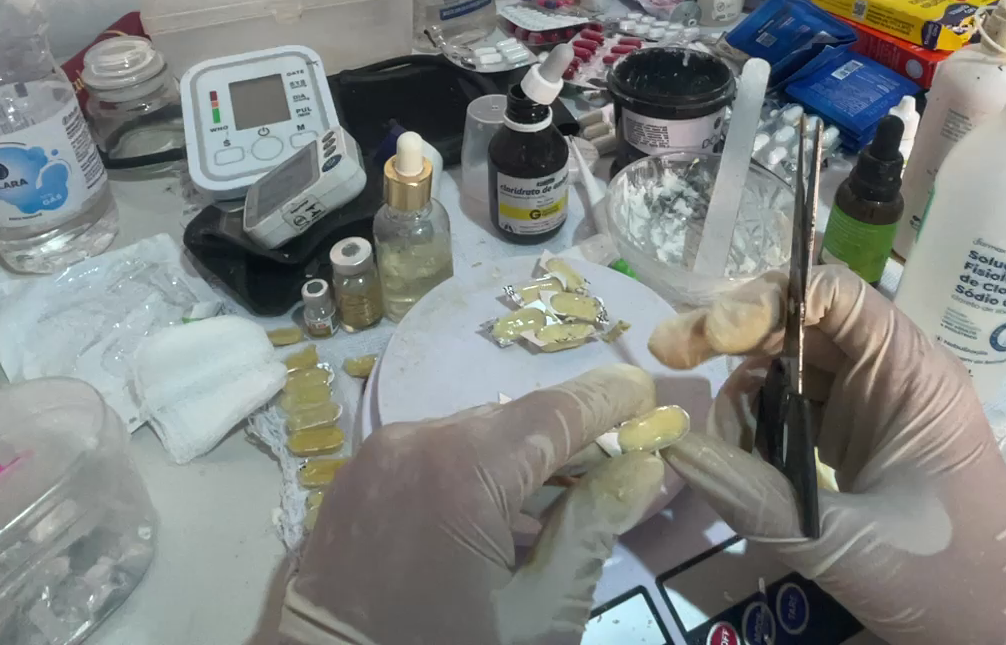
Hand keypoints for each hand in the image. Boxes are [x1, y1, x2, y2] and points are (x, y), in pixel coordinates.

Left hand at [278, 365, 666, 644]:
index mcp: (461, 474)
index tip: (645, 388)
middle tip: (620, 447)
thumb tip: (643, 466)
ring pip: (474, 431)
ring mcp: (381, 451)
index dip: (606, 399)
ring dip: (523, 450)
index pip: (553, 414)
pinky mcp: (361, 469)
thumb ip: (592, 528)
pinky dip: (477, 464)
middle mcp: (416, 440)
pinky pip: (435, 448)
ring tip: (568, 480)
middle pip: (514, 419)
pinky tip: (504, 501)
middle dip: (570, 430)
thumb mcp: (537, 617)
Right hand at [649, 267, 1005, 644]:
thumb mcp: (851, 548)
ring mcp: (866, 398)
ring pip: (784, 358)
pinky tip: (735, 450)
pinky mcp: (848, 427)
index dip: (772, 299)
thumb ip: (759, 498)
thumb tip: (674, 445)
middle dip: (730, 332)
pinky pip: (786, 399)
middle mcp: (886, 370)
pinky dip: (752, 418)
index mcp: (912, 374)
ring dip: (737, 384)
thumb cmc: (953, 590)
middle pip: (797, 317)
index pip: (836, 294)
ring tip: (715, 436)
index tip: (716, 336)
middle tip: (670, 352)